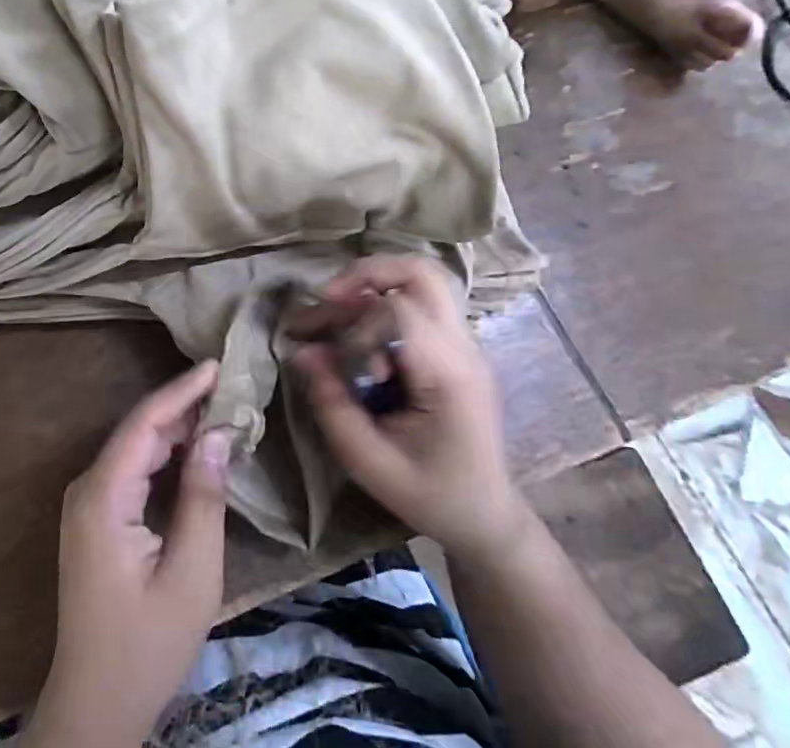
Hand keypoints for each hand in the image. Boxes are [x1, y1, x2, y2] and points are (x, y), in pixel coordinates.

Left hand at [22, 361, 234, 747]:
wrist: (97, 702)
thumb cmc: (148, 642)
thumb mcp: (192, 573)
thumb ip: (204, 498)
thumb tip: (218, 433)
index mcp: (103, 499)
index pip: (144, 425)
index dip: (181, 391)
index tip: (218, 365)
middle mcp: (87, 491)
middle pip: (138, 432)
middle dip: (184, 406)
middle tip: (232, 387)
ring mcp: (88, 506)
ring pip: (136, 449)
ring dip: (177, 429)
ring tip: (222, 409)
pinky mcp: (97, 520)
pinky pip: (133, 472)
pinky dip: (166, 456)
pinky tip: (196, 450)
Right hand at [294, 256, 529, 560]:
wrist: (486, 515)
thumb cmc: (429, 495)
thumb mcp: (368, 461)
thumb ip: (332, 403)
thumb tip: (303, 352)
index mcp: (448, 375)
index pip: (401, 310)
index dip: (358, 324)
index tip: (340, 359)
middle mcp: (464, 347)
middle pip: (421, 273)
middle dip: (367, 273)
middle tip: (328, 298)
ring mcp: (467, 345)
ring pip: (421, 283)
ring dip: (372, 289)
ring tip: (332, 317)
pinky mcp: (459, 350)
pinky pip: (421, 307)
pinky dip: (384, 308)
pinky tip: (358, 338)